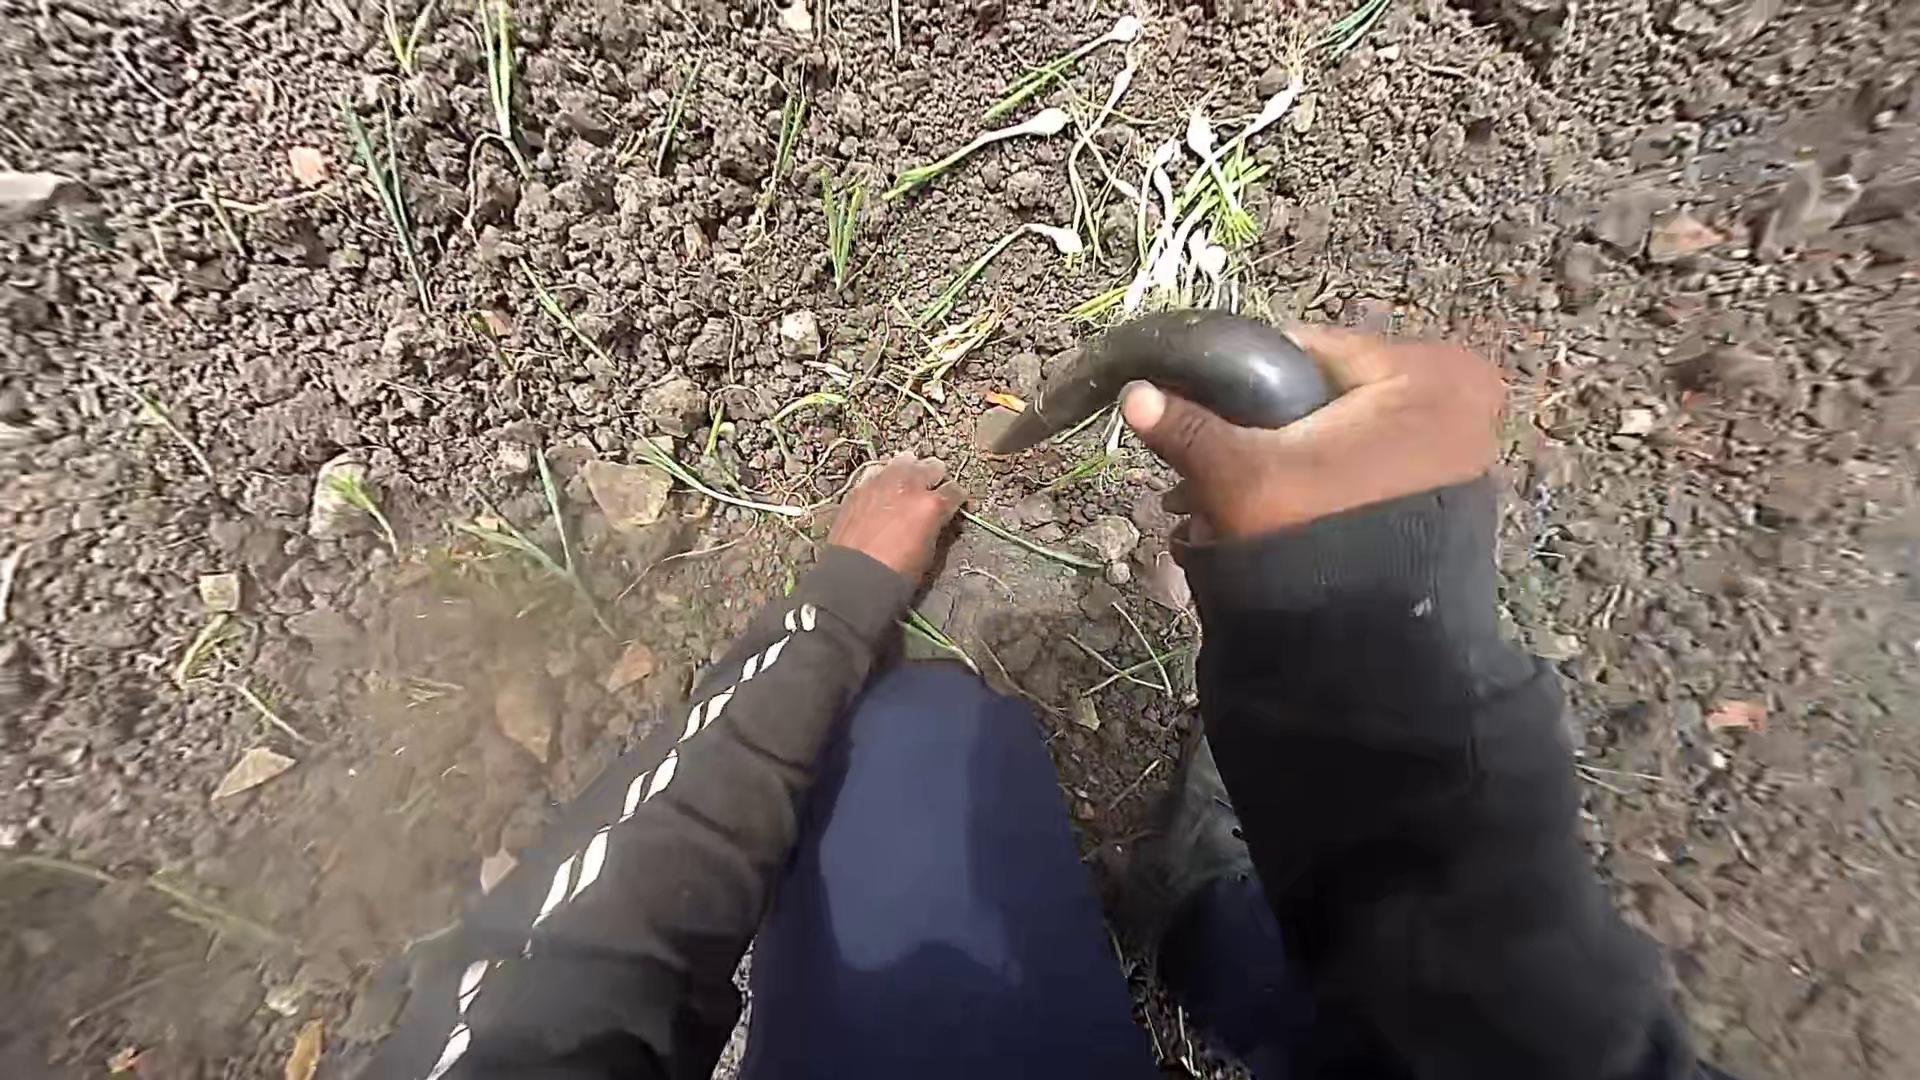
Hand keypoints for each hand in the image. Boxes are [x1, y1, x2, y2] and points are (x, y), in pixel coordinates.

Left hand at [828, 452, 965, 582]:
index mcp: (931, 505)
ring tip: (909, 475)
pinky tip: (884, 486)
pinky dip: (884, 478)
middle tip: (934, 483)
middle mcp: (908, 488)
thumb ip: (936, 528)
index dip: (957, 497)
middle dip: (935, 475)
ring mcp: (881, 485)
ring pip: (902, 464)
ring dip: (909, 469)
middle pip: (929, 468)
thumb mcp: (929, 553)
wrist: (856, 578)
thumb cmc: (897, 574)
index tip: (955, 501)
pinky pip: (877, 474)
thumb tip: (937, 520)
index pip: (954, 491)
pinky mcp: (859, 490)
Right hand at [1120, 325, 1502, 540]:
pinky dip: (1302, 483)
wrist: (1370, 639)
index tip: (1198, 415)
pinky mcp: (1434, 486)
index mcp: (1426, 372)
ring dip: (1267, 464)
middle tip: (1200, 474)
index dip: (1237, 382)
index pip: (1303, 349)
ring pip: (1326, 432)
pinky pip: (1350, 463)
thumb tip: (1133, 394)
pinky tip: (1256, 514)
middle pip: (1312, 396)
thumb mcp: (1242, 475)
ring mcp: (1450, 445)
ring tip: (1210, 504)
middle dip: (1249, 436)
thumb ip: (1189, 429)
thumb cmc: (1317, 535)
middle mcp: (1454, 398)